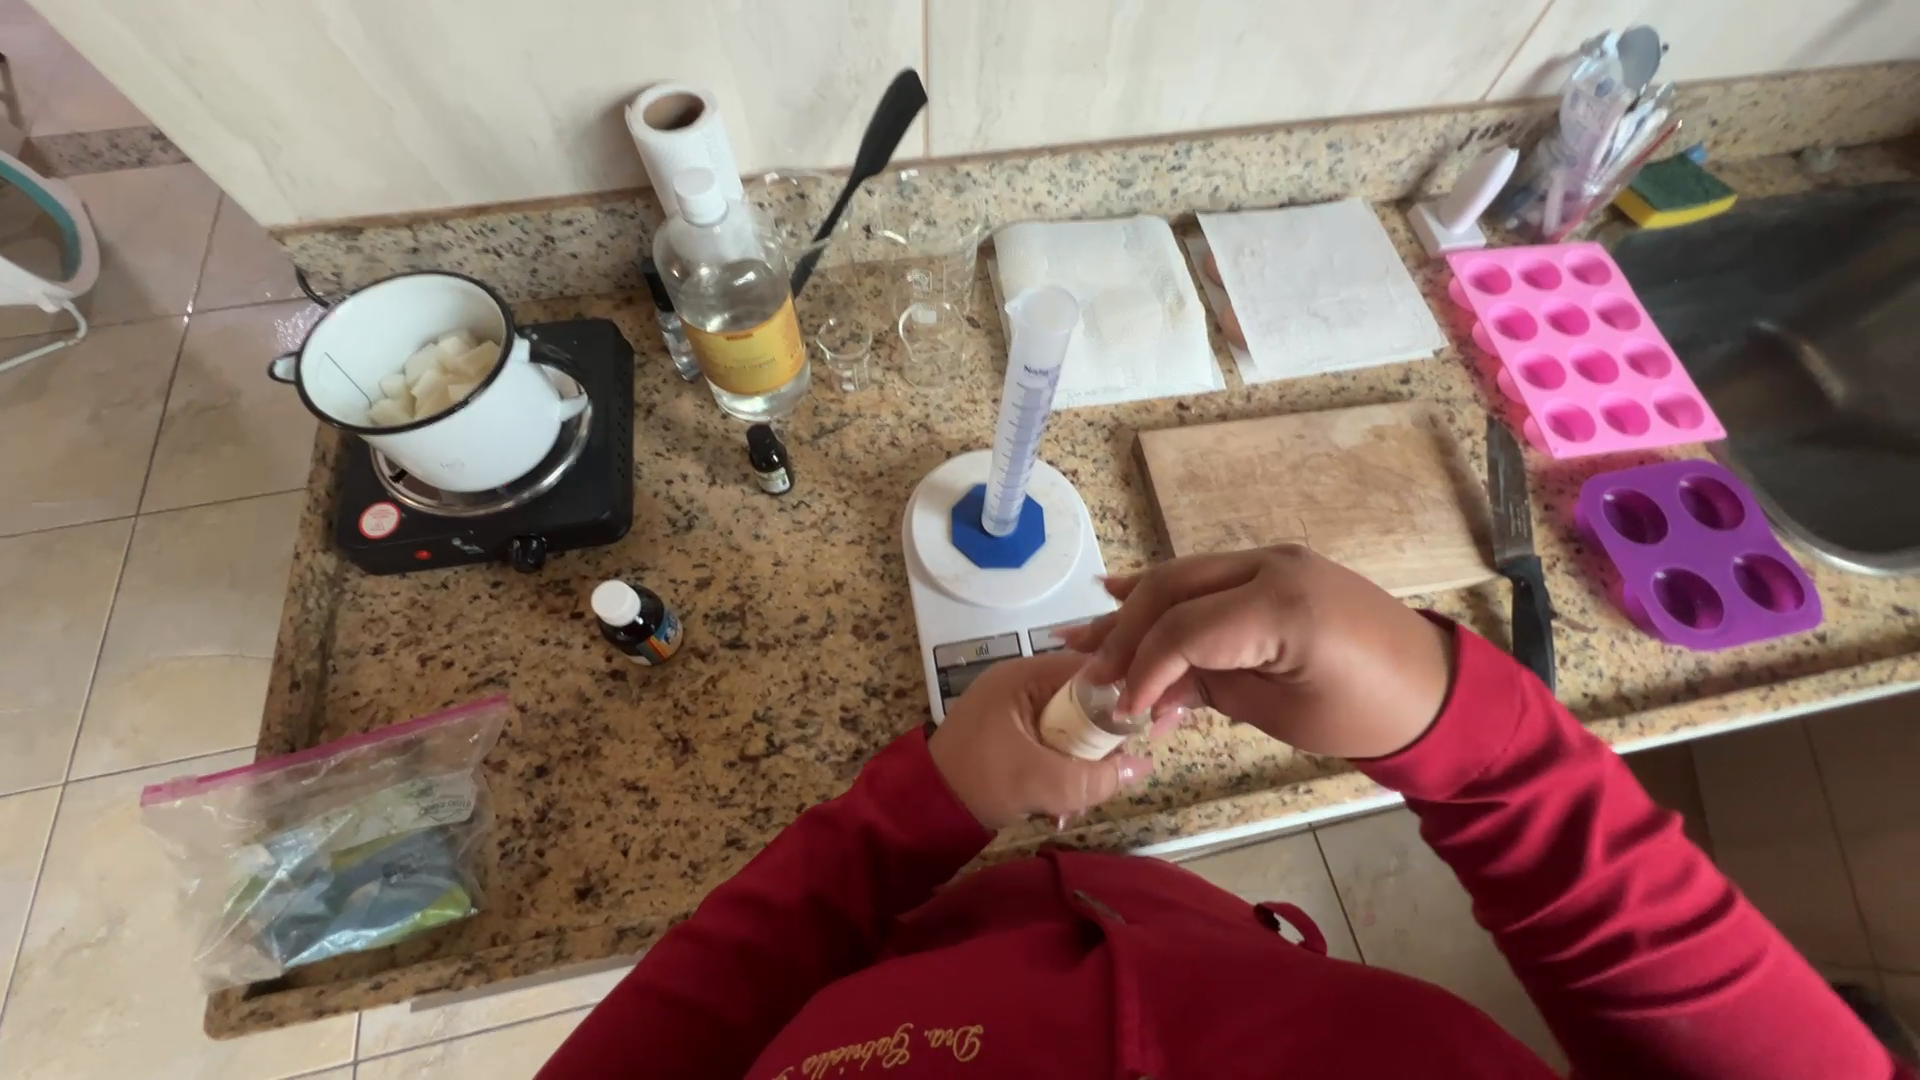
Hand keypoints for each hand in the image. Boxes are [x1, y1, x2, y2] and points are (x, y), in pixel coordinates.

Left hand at [926, 653, 1152, 830]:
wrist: (924, 807)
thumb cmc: (980, 780)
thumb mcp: (1043, 782)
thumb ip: (1097, 776)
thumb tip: (1144, 765)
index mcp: (1023, 675)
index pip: (1088, 670)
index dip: (1118, 697)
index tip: (1137, 731)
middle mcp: (1020, 682)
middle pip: (1082, 701)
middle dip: (1095, 744)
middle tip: (1104, 776)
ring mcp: (1013, 707)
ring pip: (1069, 727)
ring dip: (1077, 763)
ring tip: (1074, 799)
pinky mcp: (1010, 732)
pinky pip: (1051, 741)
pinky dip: (1058, 769)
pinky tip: (1057, 802)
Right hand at [1060, 545, 1455, 759]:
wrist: (1435, 689)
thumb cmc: (1365, 715)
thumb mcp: (1278, 713)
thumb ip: (1203, 690)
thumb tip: (1141, 697)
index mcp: (1281, 607)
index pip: (1183, 630)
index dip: (1141, 668)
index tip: (1120, 707)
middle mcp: (1271, 566)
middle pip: (1171, 589)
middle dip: (1124, 633)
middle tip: (1091, 672)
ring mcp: (1272, 559)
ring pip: (1180, 575)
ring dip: (1132, 607)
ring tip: (1085, 633)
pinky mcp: (1272, 566)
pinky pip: (1206, 573)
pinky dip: (1164, 588)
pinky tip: (1119, 589)